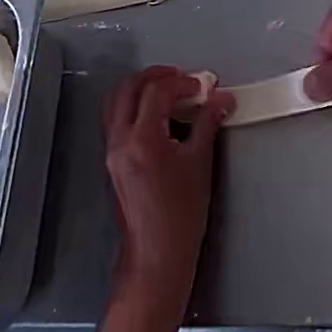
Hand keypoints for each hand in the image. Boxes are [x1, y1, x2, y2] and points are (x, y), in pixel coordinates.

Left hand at [102, 66, 233, 299]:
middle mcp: (120, 141)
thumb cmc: (180, 215)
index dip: (183, 83)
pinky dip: (134, 105)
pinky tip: (155, 113)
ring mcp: (112, 151)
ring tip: (168, 89)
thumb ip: (208, 123)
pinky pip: (116, 118)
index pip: (158, 91)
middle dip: (157, 76)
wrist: (156, 255)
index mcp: (142, 139)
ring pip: (118, 101)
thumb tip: (220, 101)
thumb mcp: (200, 162)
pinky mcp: (111, 161)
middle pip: (130, 88)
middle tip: (181, 77)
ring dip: (141, 88)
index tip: (203, 87)